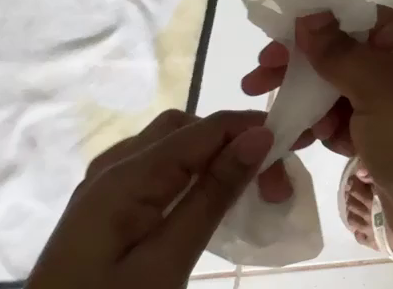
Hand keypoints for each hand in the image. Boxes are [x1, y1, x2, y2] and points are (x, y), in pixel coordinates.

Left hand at [27, 109, 272, 288]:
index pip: (207, 128)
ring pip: (169, 145)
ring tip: (242, 192)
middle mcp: (110, 171)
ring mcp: (98, 191)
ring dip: (212, 157)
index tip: (296, 154)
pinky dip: (186, 172)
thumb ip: (213, 195)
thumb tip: (260, 136)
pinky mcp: (97, 214)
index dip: (255, 131)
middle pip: (188, 128)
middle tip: (270, 185)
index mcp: (126, 178)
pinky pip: (151, 169)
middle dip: (235, 143)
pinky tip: (199, 202)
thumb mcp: (167, 264)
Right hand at [240, 8, 392, 220]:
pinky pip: (339, 120)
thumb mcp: (378, 85)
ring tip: (276, 119)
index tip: (273, 43)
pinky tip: (299, 141)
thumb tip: (310, 15)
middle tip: (254, 82)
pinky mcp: (377, 133)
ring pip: (335, 89)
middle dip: (300, 68)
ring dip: (306, 102)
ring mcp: (389, 100)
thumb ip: (340, 51)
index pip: (356, 19)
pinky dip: (320, 128)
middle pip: (340, 54)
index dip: (315, 27)